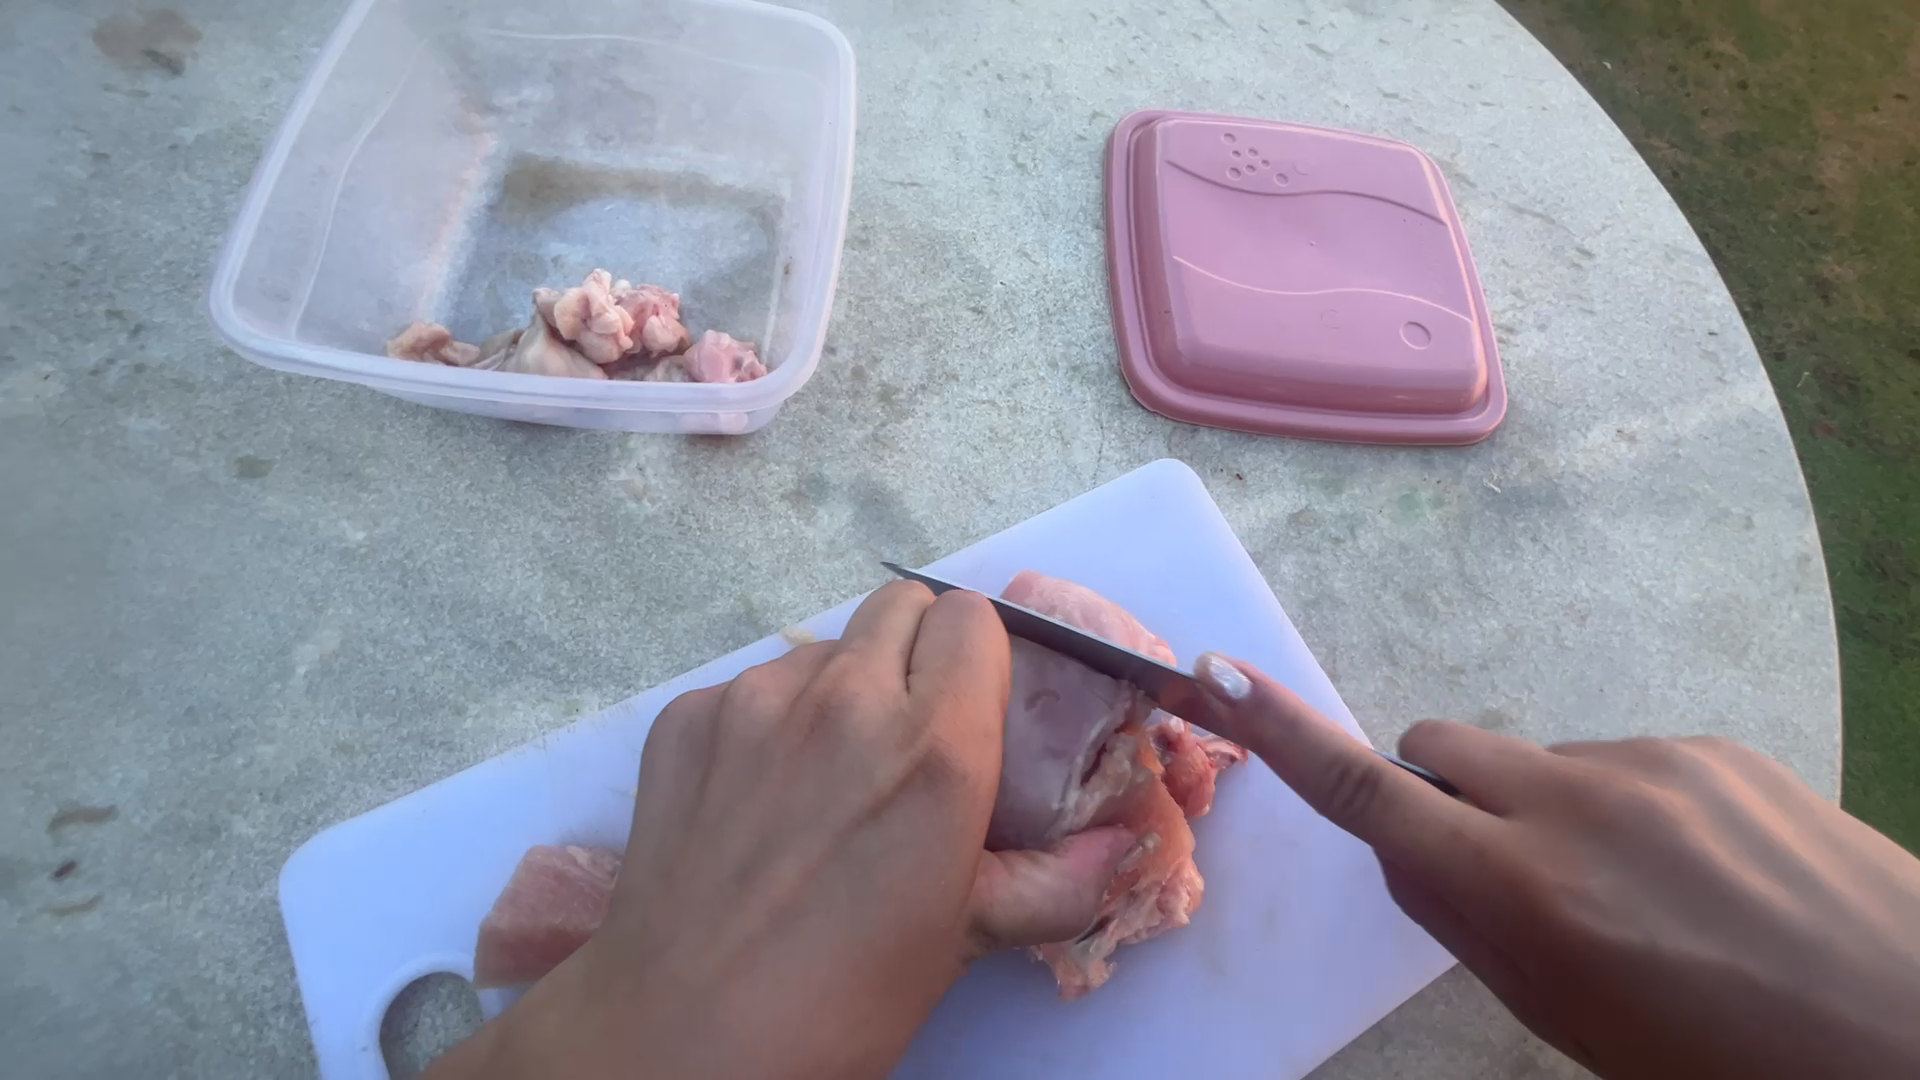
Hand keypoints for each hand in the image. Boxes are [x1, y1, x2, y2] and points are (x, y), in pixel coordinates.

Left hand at [429, 582, 1132, 1079]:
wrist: (682, 1038)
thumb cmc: (848, 993)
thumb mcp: (966, 934)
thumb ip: (1059, 878)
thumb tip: (1125, 844)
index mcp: (935, 746)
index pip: (970, 615)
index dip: (974, 651)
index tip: (965, 696)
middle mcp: (848, 697)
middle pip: (899, 601)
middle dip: (914, 644)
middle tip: (903, 716)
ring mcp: (756, 697)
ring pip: (824, 645)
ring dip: (838, 685)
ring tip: (821, 766)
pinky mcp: (687, 714)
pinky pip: (750, 683)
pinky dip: (766, 719)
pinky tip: (753, 790)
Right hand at [1193, 653, 1919, 1079]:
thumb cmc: (1721, 1066)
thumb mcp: (1562, 1014)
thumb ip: (1460, 912)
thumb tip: (1407, 840)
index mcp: (1529, 889)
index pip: (1365, 790)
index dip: (1280, 732)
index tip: (1221, 674)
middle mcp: (1574, 804)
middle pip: (1438, 745)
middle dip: (1445, 790)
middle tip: (1512, 863)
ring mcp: (1652, 762)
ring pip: (1529, 758)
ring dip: (1545, 806)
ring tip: (1646, 886)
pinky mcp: (1713, 744)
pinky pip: (1615, 760)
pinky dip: (1624, 804)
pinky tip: (1706, 870)